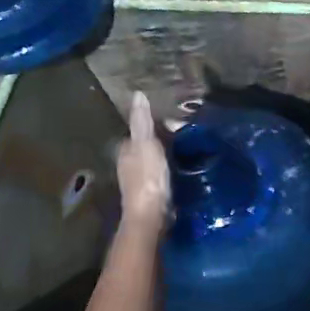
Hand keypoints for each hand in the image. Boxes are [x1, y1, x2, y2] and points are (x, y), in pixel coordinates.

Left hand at [118, 92, 170, 230]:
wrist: (151, 215)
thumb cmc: (148, 177)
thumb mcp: (146, 143)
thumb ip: (142, 121)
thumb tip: (137, 95)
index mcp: (125, 151)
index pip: (136, 133)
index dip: (150, 126)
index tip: (169, 121)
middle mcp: (128, 166)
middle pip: (143, 148)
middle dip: (158, 141)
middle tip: (181, 135)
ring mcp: (138, 182)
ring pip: (151, 162)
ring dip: (164, 157)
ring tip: (184, 151)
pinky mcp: (151, 196)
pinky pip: (159, 176)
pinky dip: (168, 171)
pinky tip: (180, 171)